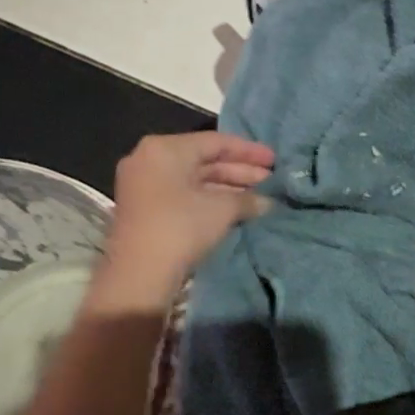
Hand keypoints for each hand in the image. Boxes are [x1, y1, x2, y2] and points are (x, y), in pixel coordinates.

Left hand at [95, 132, 273, 302]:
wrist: (139, 272)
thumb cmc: (181, 228)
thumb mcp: (221, 209)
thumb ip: (248, 199)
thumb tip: (267, 201)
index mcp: (165, 148)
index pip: (215, 142)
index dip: (249, 151)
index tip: (274, 160)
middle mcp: (150, 158)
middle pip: (204, 159)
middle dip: (239, 171)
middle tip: (270, 181)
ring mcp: (144, 183)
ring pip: (194, 179)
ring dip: (227, 187)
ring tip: (259, 197)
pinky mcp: (144, 207)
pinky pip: (183, 194)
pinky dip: (209, 198)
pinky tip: (235, 208)